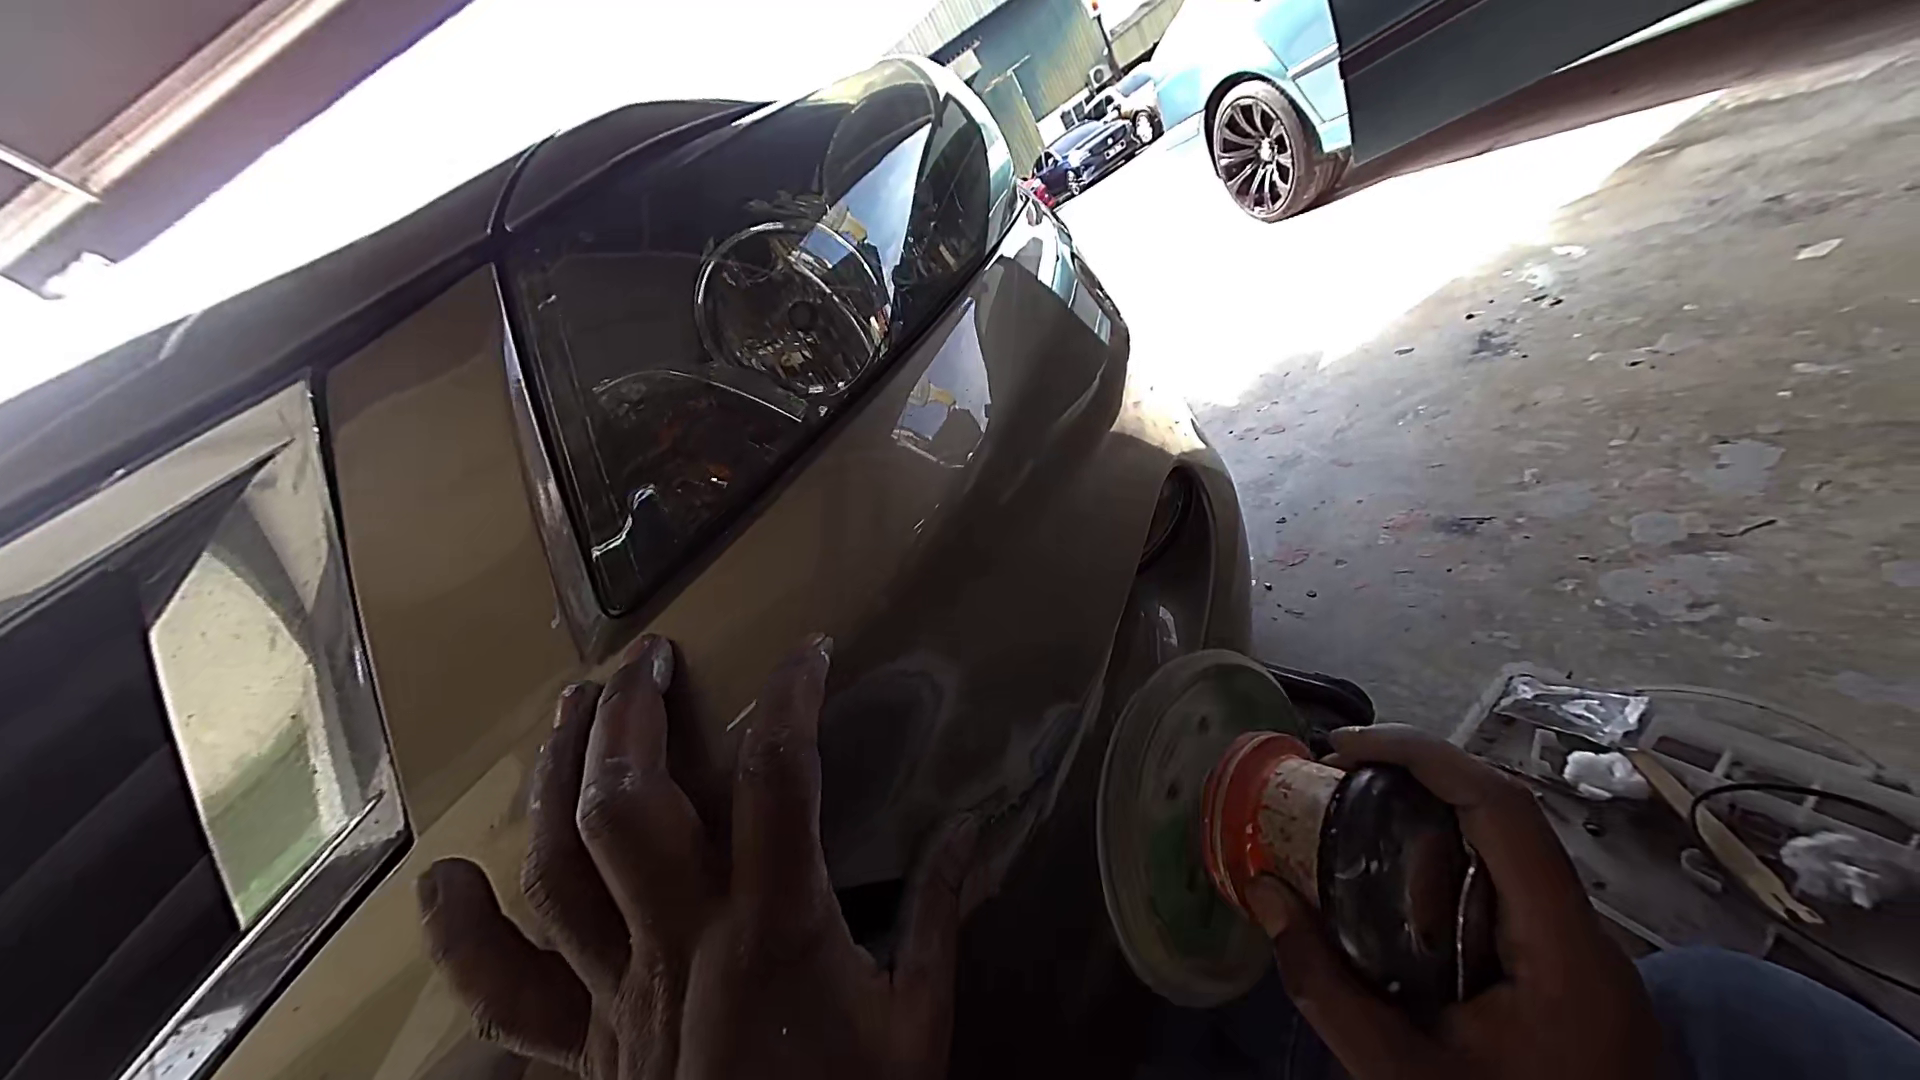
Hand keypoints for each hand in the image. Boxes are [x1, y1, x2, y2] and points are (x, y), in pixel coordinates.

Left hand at [416, 634, 978, 1078]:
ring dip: (557, 774)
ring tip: (572, 703)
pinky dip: (465, 937)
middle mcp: (682, 941)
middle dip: (633, 715)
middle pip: (630, 805)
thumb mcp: (918, 1022)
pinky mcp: (581, 1046)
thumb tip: (971, 827)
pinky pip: (503, 996)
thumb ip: (941, 914)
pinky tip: (443, 880)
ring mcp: (617, 992)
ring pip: (559, 868)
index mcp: (775, 927)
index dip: (792, 698)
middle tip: (650, 656)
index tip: (810, 651)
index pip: (777, 776)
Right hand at [1243, 724, 1662, 1079]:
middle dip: (1414, 770)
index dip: (1421, 755)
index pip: (1503, 810)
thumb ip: (1323, 984)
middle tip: (1337, 769)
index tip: (1343, 746)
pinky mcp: (1570, 969)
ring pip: (1509, 842)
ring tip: (1356, 803)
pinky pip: (1506, 878)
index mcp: (1565, 954)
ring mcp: (1586, 954)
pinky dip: (1444, 847)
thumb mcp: (1398, 1077)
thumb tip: (1261, 890)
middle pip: (1506, 813)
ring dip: (1429, 804)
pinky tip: (1396, 869)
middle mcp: (1589, 939)